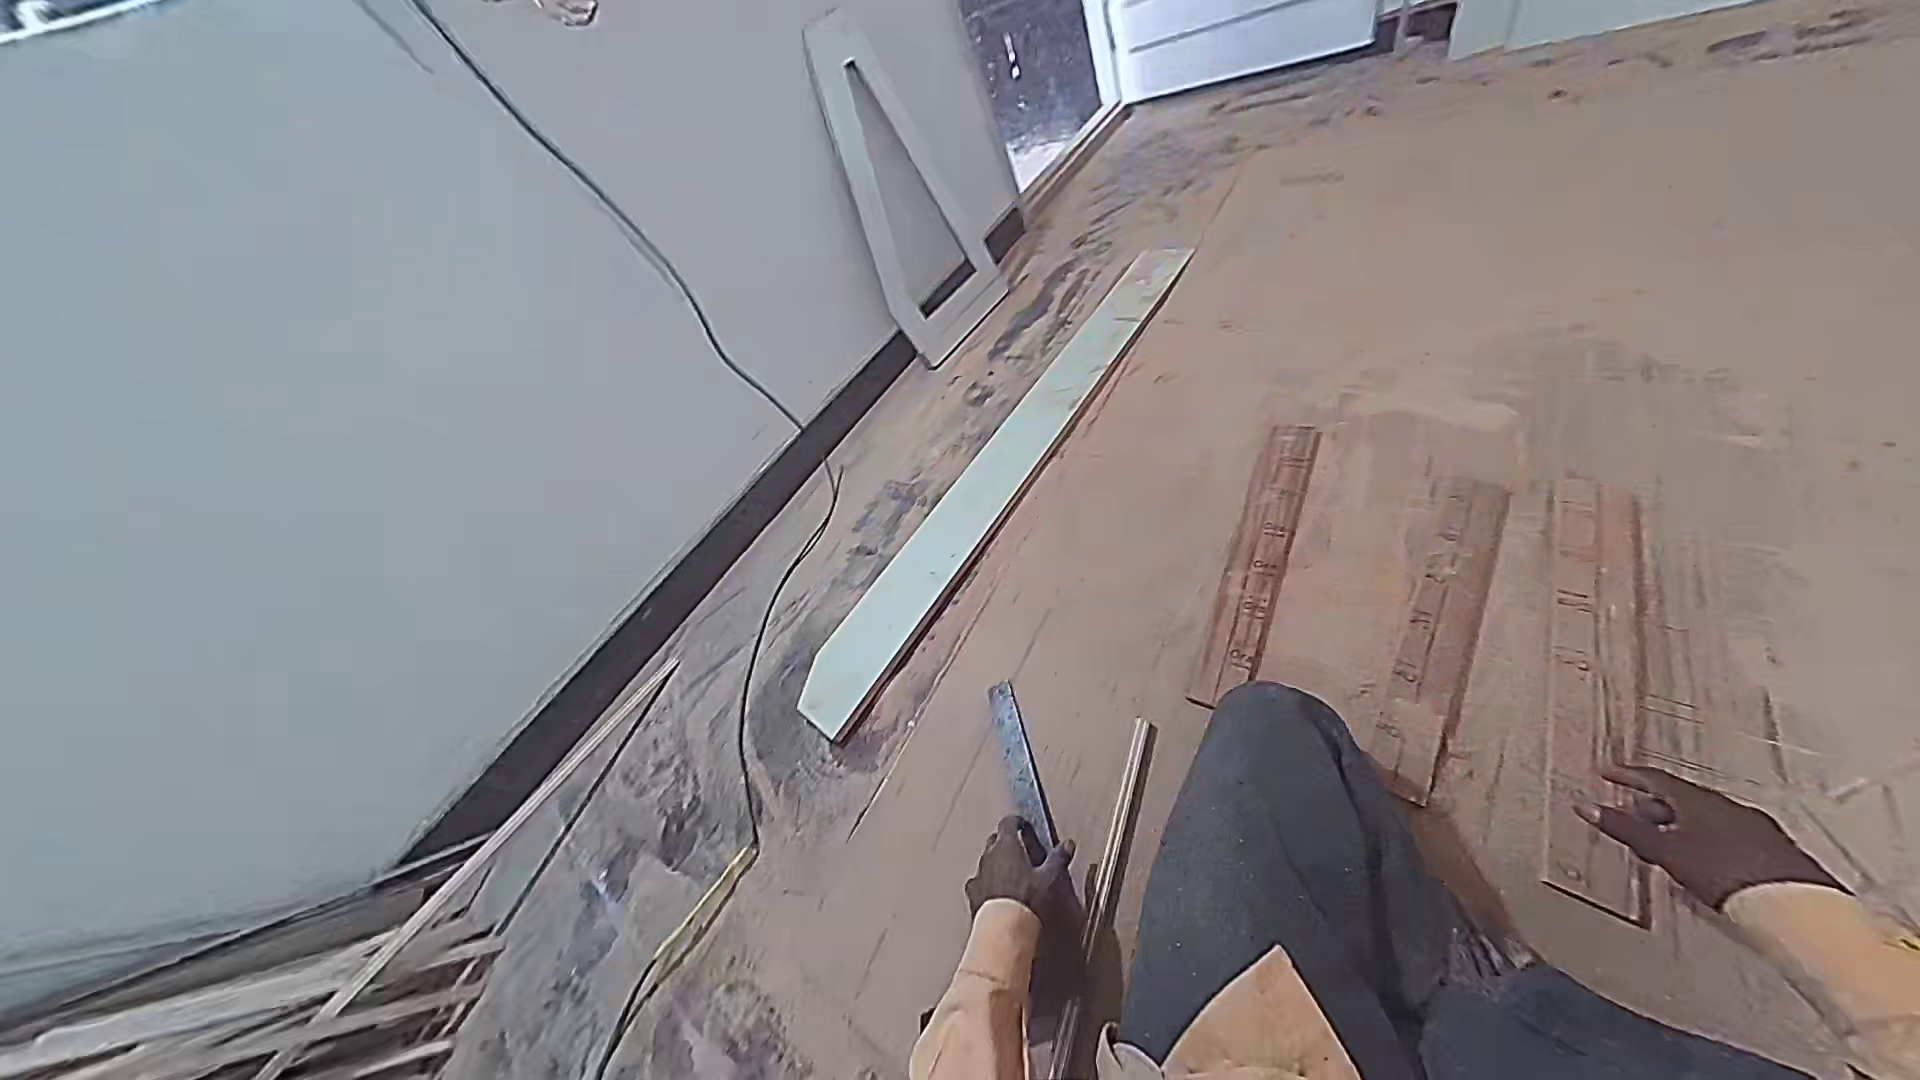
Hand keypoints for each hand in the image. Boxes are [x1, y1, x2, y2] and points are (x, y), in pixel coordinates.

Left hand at [965, 816, 1075, 917]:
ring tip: (1009, 875)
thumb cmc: (1027, 900)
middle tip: (1019, 851)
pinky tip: (995, 894)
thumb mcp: (1049, 878)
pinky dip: (986, 884)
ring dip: (995, 864)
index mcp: (1007, 845)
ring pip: (986, 861)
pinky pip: (979, 883)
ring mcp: (978, 875)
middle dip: (1006, 842)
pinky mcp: (972, 895)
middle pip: (995, 840)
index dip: (1017, 822)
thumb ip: (1058, 858)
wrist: (1003, 931)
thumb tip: (1067, 845)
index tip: (1023, 825)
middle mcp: (989, 855)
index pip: (1008, 823)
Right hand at [1575, 765, 1842, 908]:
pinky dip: (1707, 840)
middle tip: (1630, 815)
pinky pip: (1731, 836)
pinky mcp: (1780, 855)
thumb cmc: (1726, 874)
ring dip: (1681, 825)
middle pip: (1683, 798)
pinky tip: (1702, 859)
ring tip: (1664, 843)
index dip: (1627, 775)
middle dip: (1653, 805)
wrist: (1800, 915)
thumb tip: (1585, 807)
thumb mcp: (1663, 850)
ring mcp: (1761, 832)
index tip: (1608, 773)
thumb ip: (1623, 827)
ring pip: (1708, 818)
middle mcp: (1732, 809)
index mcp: (1701, 801)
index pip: (1655, 778)